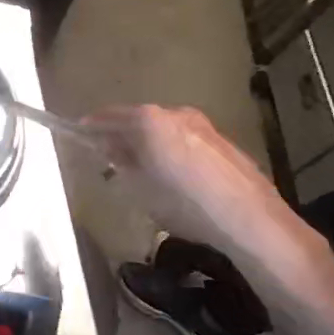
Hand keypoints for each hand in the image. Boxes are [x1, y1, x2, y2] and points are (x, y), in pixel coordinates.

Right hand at [81, 105, 316, 265]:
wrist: (252, 221)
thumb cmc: (187, 205)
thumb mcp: (142, 189)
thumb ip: (122, 164)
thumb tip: (110, 150)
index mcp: (149, 120)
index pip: (109, 116)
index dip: (92, 126)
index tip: (80, 134)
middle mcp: (174, 113)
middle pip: (137, 118)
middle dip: (121, 134)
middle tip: (110, 155)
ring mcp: (201, 124)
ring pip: (163, 127)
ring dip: (148, 141)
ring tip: (142, 167)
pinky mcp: (221, 139)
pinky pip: (184, 137)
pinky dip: (171, 147)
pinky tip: (175, 174)